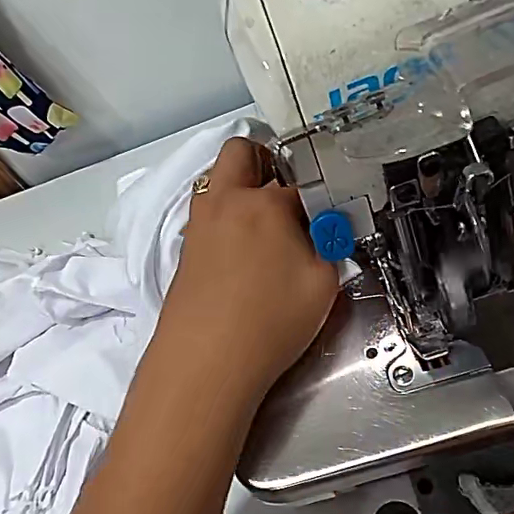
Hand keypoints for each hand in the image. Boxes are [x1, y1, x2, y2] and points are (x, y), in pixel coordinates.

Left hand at [156, 137, 337, 397]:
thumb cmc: (271, 320)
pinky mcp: (186, 251)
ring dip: (242, 190)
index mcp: (265, 203)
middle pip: (242, 152)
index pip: (301, 183)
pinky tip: (244, 257)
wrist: (206, 360)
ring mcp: (200, 225)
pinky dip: (227, 221)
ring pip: (219, 183)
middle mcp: (227, 203)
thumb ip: (327, 248)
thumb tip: (322, 234)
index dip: (319, 199)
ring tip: (268, 228)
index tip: (327, 218)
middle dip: (266, 161)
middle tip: (287, 193)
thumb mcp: (322, 284)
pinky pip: (209, 217)